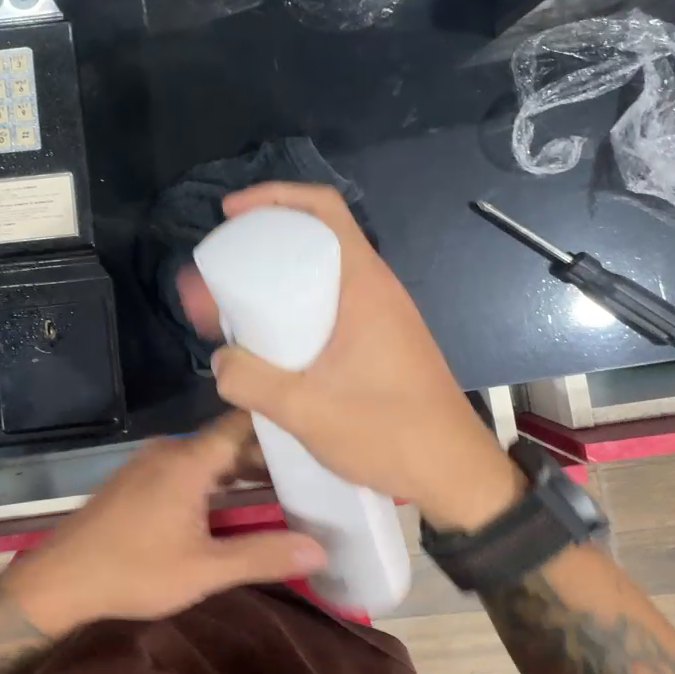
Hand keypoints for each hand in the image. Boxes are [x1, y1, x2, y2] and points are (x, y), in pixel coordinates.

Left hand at [0, 412, 325, 637]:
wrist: (61, 578)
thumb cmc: (133, 571)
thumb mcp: (204, 570)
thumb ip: (262, 556)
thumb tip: (320, 549)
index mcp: (186, 461)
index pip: (241, 424)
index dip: (279, 428)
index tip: (316, 435)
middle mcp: (167, 451)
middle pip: (225, 440)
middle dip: (266, 454)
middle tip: (313, 471)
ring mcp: (146, 464)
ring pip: (204, 455)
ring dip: (238, 469)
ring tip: (283, 487)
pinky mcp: (134, 480)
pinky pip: (184, 467)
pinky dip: (212, 478)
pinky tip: (232, 503)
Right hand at [178, 182, 521, 532]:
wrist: (456, 477)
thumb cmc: (390, 434)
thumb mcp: (307, 412)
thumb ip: (251, 382)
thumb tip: (219, 360)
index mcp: (363, 288)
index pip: (323, 211)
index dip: (274, 197)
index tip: (229, 213)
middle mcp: (373, 290)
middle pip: (313, 238)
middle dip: (259, 243)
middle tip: (218, 268)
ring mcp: (377, 316)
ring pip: (318, 274)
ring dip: (272, 279)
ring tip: (229, 304)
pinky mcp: (376, 341)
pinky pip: (325, 304)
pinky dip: (289, 307)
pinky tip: (263, 340)